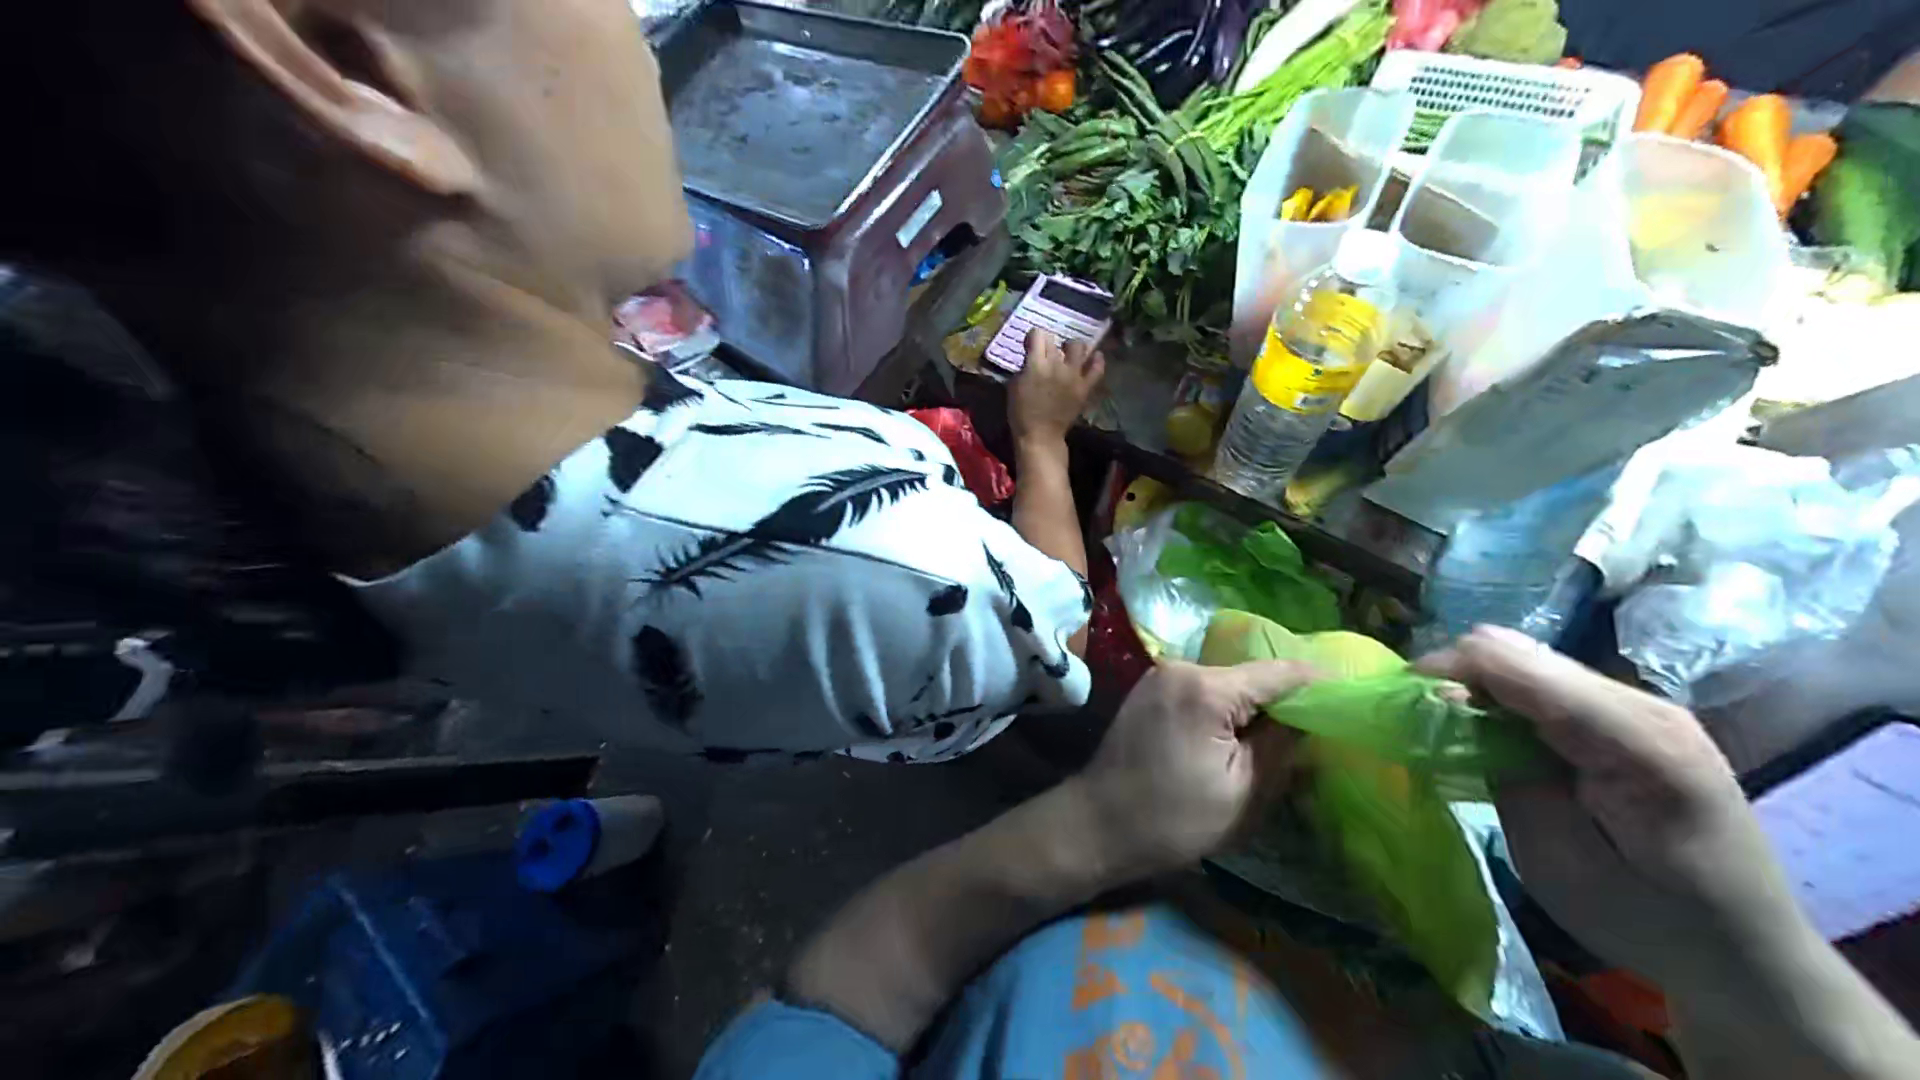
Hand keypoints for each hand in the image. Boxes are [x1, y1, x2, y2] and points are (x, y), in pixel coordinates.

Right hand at [1008, 327, 1104, 446]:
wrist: (1041, 435)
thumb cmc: (1021, 413)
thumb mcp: (1014, 386)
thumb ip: (1024, 368)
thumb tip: (1032, 359)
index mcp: (1036, 364)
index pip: (1038, 334)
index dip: (1033, 337)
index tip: (1031, 345)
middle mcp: (1057, 365)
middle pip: (1055, 340)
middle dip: (1049, 344)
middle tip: (1046, 353)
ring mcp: (1074, 375)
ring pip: (1079, 347)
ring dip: (1072, 347)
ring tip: (1069, 352)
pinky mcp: (1085, 387)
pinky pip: (1097, 368)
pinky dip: (1097, 360)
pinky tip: (1095, 357)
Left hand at [1071, 659, 1313, 880]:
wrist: (1098, 823)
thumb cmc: (1173, 818)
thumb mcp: (1242, 792)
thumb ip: (1281, 748)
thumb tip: (1310, 721)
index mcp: (1205, 688)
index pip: (1279, 673)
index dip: (1318, 686)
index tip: (1351, 700)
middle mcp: (1180, 668)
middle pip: (1250, 674)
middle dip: (1285, 699)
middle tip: (1323, 724)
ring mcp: (1159, 676)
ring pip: (1226, 681)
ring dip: (1253, 704)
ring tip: (1287, 733)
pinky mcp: (1149, 690)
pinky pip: (1201, 689)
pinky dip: (1225, 706)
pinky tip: (1240, 732)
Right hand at [1415, 626, 1807, 996]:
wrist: (1749, 954)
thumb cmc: (1647, 919)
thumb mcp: (1556, 859)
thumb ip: (1500, 769)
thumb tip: (1446, 706)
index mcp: (1636, 741)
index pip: (1514, 664)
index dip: (1445, 669)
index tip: (1401, 702)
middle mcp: (1643, 705)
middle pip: (1515, 650)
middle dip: (1454, 673)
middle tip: (1420, 719)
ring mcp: (1642, 706)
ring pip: (1525, 658)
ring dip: (1476, 683)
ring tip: (1451, 726)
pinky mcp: (1632, 715)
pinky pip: (1544, 680)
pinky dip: (1501, 695)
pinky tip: (1493, 732)